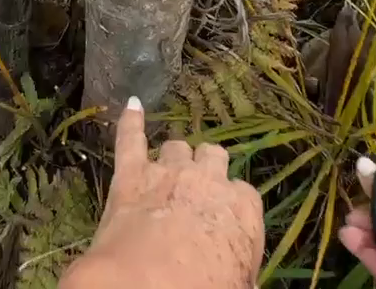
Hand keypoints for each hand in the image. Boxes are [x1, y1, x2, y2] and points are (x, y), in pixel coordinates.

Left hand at [60, 97, 263, 288]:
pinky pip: (131, 138)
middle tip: (197, 193)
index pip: (244, 195)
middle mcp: (208, 180)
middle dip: (206, 170)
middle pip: (212, 157)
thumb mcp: (239, 285)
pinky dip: (131, 122)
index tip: (225, 223)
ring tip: (171, 172)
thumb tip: (243, 278)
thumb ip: (242, 268)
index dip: (232, 207)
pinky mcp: (131, 173)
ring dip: (176, 158)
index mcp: (241, 209)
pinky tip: (133, 106)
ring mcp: (168, 171)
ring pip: (177, 147)